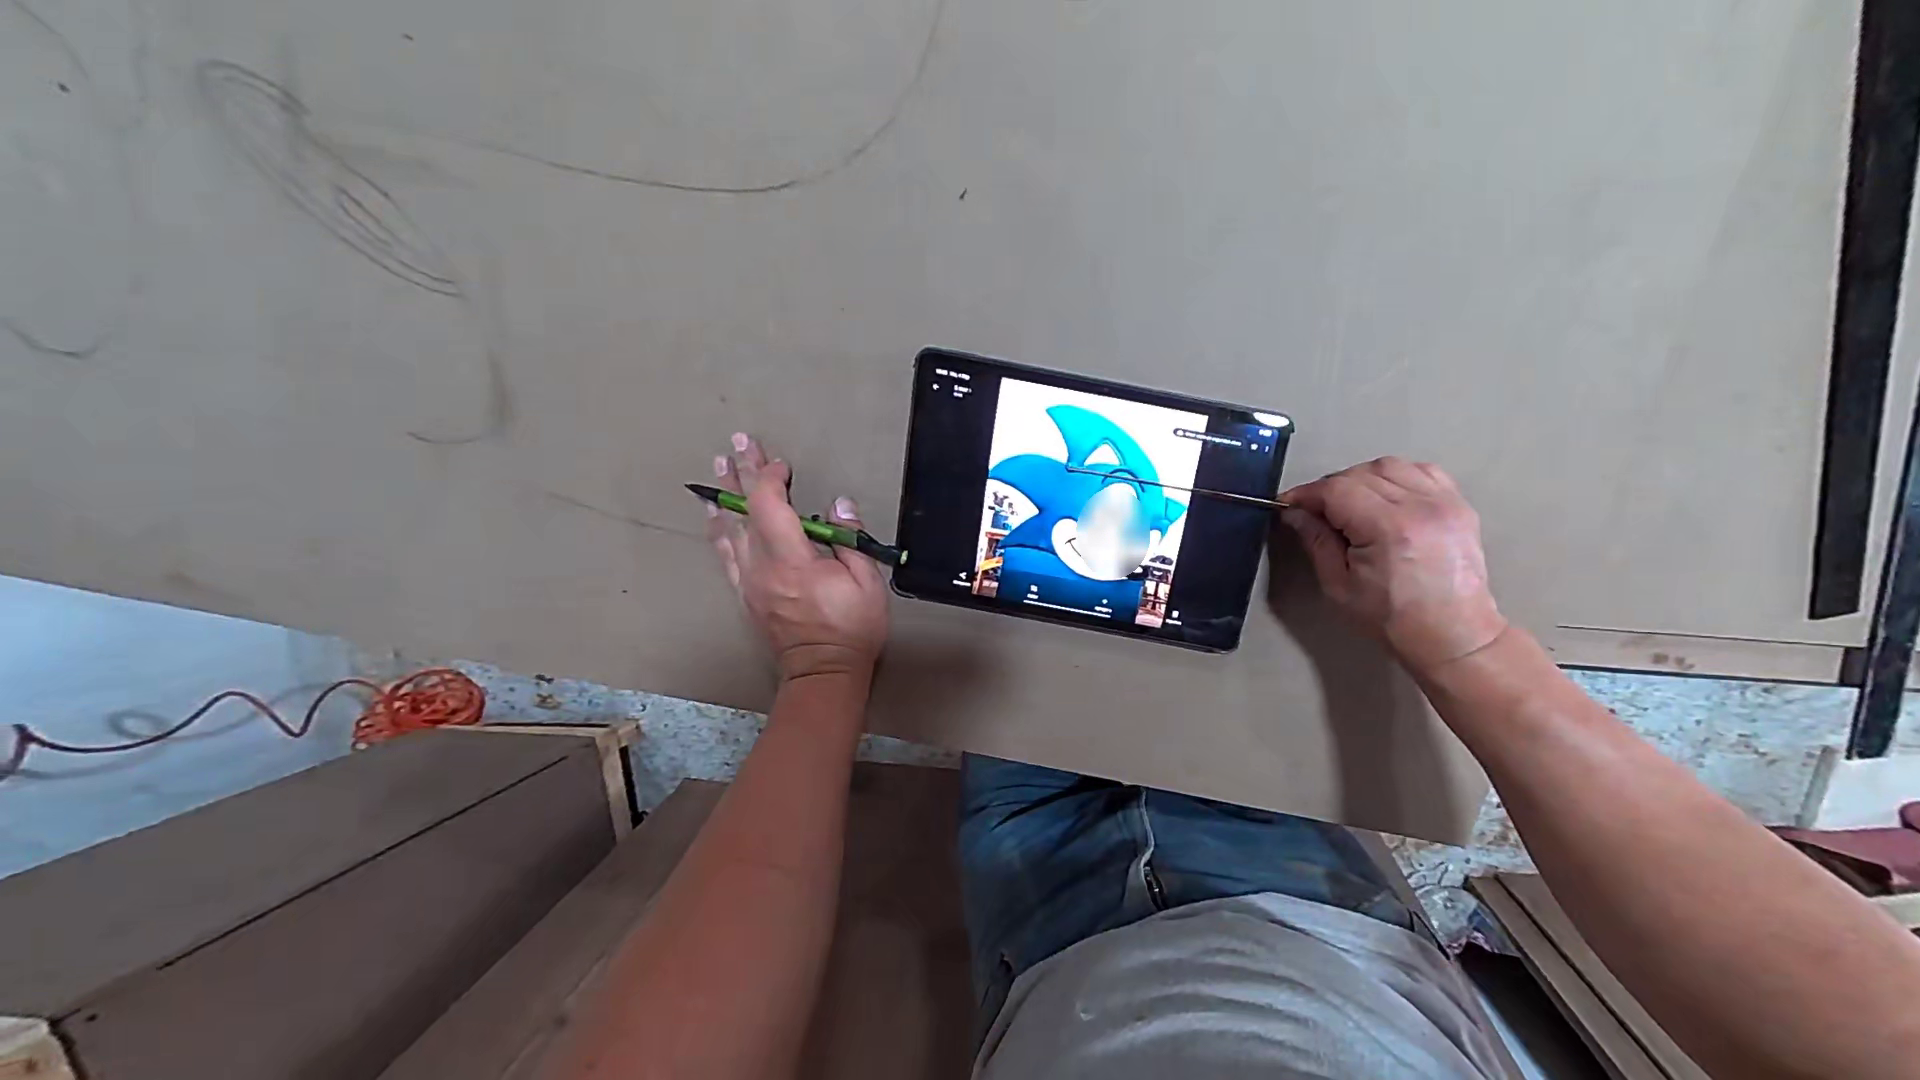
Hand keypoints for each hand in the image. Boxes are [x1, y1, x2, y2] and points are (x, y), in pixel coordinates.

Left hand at [706, 433, 889, 682]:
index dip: (771, 478)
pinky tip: (715, 516)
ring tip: (718, 469)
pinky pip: (726, 555)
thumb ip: (850, 540)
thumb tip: (840, 506)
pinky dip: (720, 530)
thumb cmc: (851, 629)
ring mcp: (748, 582)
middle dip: (742, 473)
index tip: (783, 465)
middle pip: (744, 511)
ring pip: (728, 530)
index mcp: (791, 561)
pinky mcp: (746, 594)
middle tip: (737, 443)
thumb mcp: (866, 582)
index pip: (769, 505)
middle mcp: (761, 568)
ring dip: (725, 496)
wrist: (823, 672)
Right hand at [1280, 457, 1506, 672]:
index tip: (1288, 504)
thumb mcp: (1338, 585)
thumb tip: (1294, 513)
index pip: (1336, 490)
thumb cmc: (1390, 618)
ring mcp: (1445, 502)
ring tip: (1350, 504)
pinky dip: (1395, 476)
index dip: (1306, 494)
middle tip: (1315, 512)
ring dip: (1361, 478)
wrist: (1452, 634)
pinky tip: (1383, 497)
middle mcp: (1420, 506)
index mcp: (1388, 528)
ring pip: (1389, 466)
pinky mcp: (1459, 505)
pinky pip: (1421, 471)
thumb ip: (1316, 541)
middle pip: (1360, 474)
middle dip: (1329, 488)